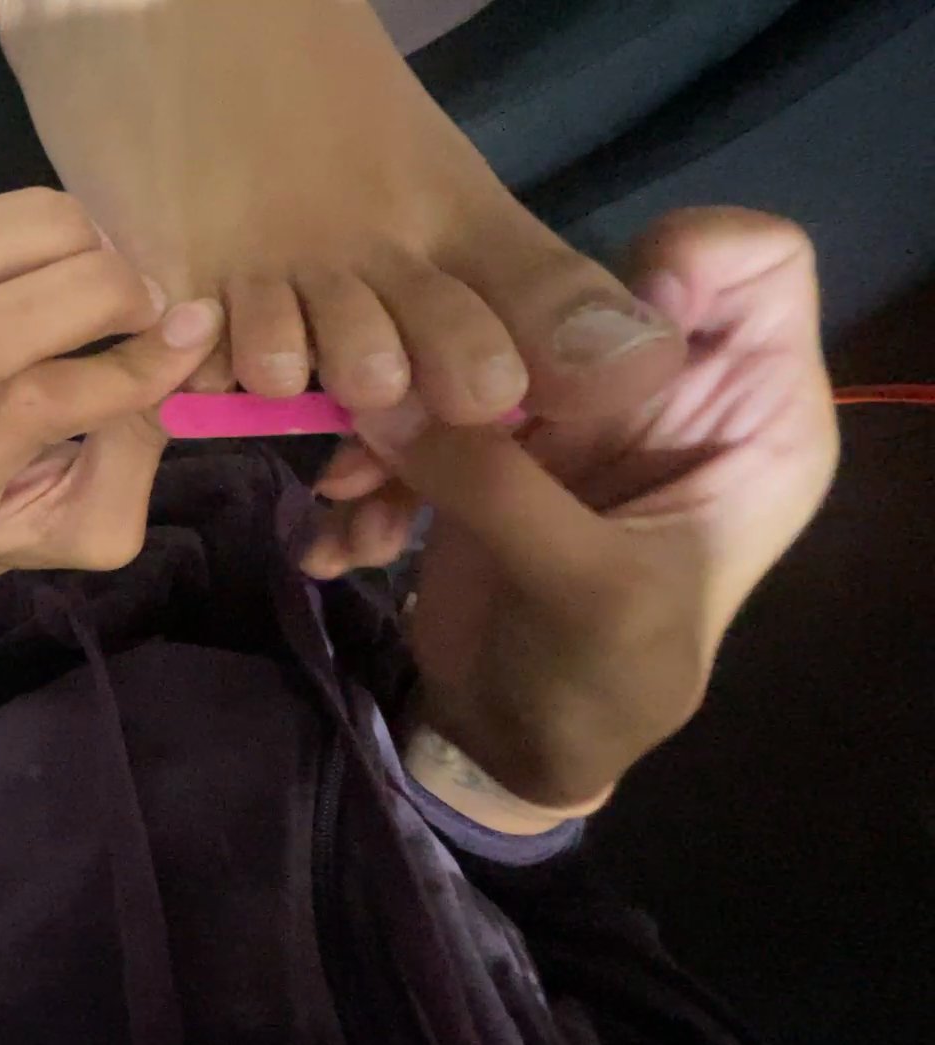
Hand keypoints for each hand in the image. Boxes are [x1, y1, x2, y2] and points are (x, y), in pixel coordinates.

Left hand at [0, 188, 224, 616]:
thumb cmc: (21, 524)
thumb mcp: (95, 524)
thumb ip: (137, 445)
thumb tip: (188, 335)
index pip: (22, 411)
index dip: (117, 367)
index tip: (189, 338)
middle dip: (82, 295)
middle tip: (152, 296)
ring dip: (40, 240)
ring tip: (108, 258)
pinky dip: (9, 222)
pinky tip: (67, 243)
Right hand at [337, 208, 838, 816]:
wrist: (516, 740)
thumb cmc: (599, 679)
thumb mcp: (576, 585)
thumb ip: (492, 483)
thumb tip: (383, 396)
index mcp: (733, 412)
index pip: (745, 267)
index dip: (658, 266)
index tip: (539, 334)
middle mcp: (637, 402)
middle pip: (551, 311)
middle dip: (457, 366)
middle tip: (385, 422)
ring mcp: (540, 434)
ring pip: (456, 374)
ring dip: (386, 443)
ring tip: (347, 510)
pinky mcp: (466, 467)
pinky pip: (405, 439)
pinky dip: (362, 491)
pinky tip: (336, 550)